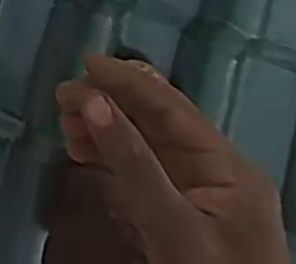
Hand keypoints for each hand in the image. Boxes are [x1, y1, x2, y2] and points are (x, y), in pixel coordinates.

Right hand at [56, 55, 289, 263]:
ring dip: (106, 128)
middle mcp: (218, 174)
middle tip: (65, 98)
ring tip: (67, 124)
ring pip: (148, 145)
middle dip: (111, 104)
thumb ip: (133, 161)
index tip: (86, 64)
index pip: (171, 107)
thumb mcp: (173, 230)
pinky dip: (114, 157)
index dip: (128, 80)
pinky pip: (146, 172)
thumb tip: (92, 99)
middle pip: (158, 122)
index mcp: (230, 168)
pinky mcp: (185, 220)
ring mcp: (202, 198)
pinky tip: (85, 151)